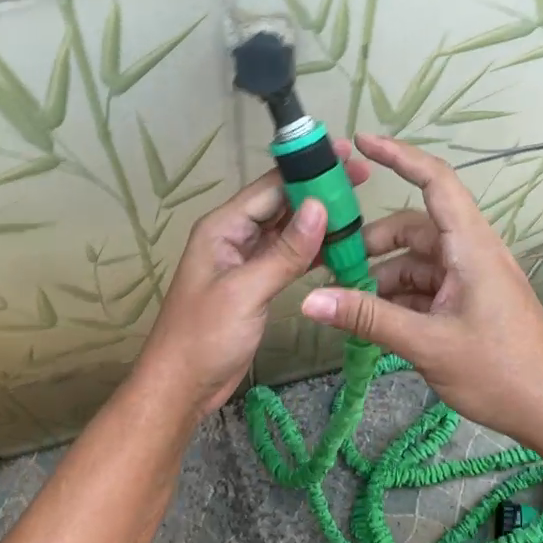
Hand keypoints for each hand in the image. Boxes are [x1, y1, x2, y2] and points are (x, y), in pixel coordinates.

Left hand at [136, 140, 371, 415]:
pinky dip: (312, 252)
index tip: (346, 155)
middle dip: (318, 190)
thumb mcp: (245, 291)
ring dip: (319, 221)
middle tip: (361, 178)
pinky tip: (340, 247)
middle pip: (280, 203)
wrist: (182, 386)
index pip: (270, 187)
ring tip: (359, 210)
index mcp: (222, 228)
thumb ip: (284, 251)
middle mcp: (233, 238)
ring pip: (287, 231)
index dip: (307, 169)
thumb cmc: (204, 337)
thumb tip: (320, 206)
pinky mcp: (255, 286)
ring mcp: (244, 262)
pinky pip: (287, 258)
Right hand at [298, 134, 542, 442]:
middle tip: (328, 265)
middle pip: (413, 228)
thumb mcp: (428, 344)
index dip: (399, 156)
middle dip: (371, 244)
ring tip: (345, 304)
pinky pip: (424, 289)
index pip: (435, 182)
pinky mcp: (468, 305)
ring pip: (414, 262)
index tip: (360, 143)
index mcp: (471, 247)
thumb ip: (368, 318)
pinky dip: (397, 300)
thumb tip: (309, 302)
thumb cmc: (501, 372)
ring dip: (381, 278)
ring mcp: (470, 280)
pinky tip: (371, 323)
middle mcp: (471, 253)